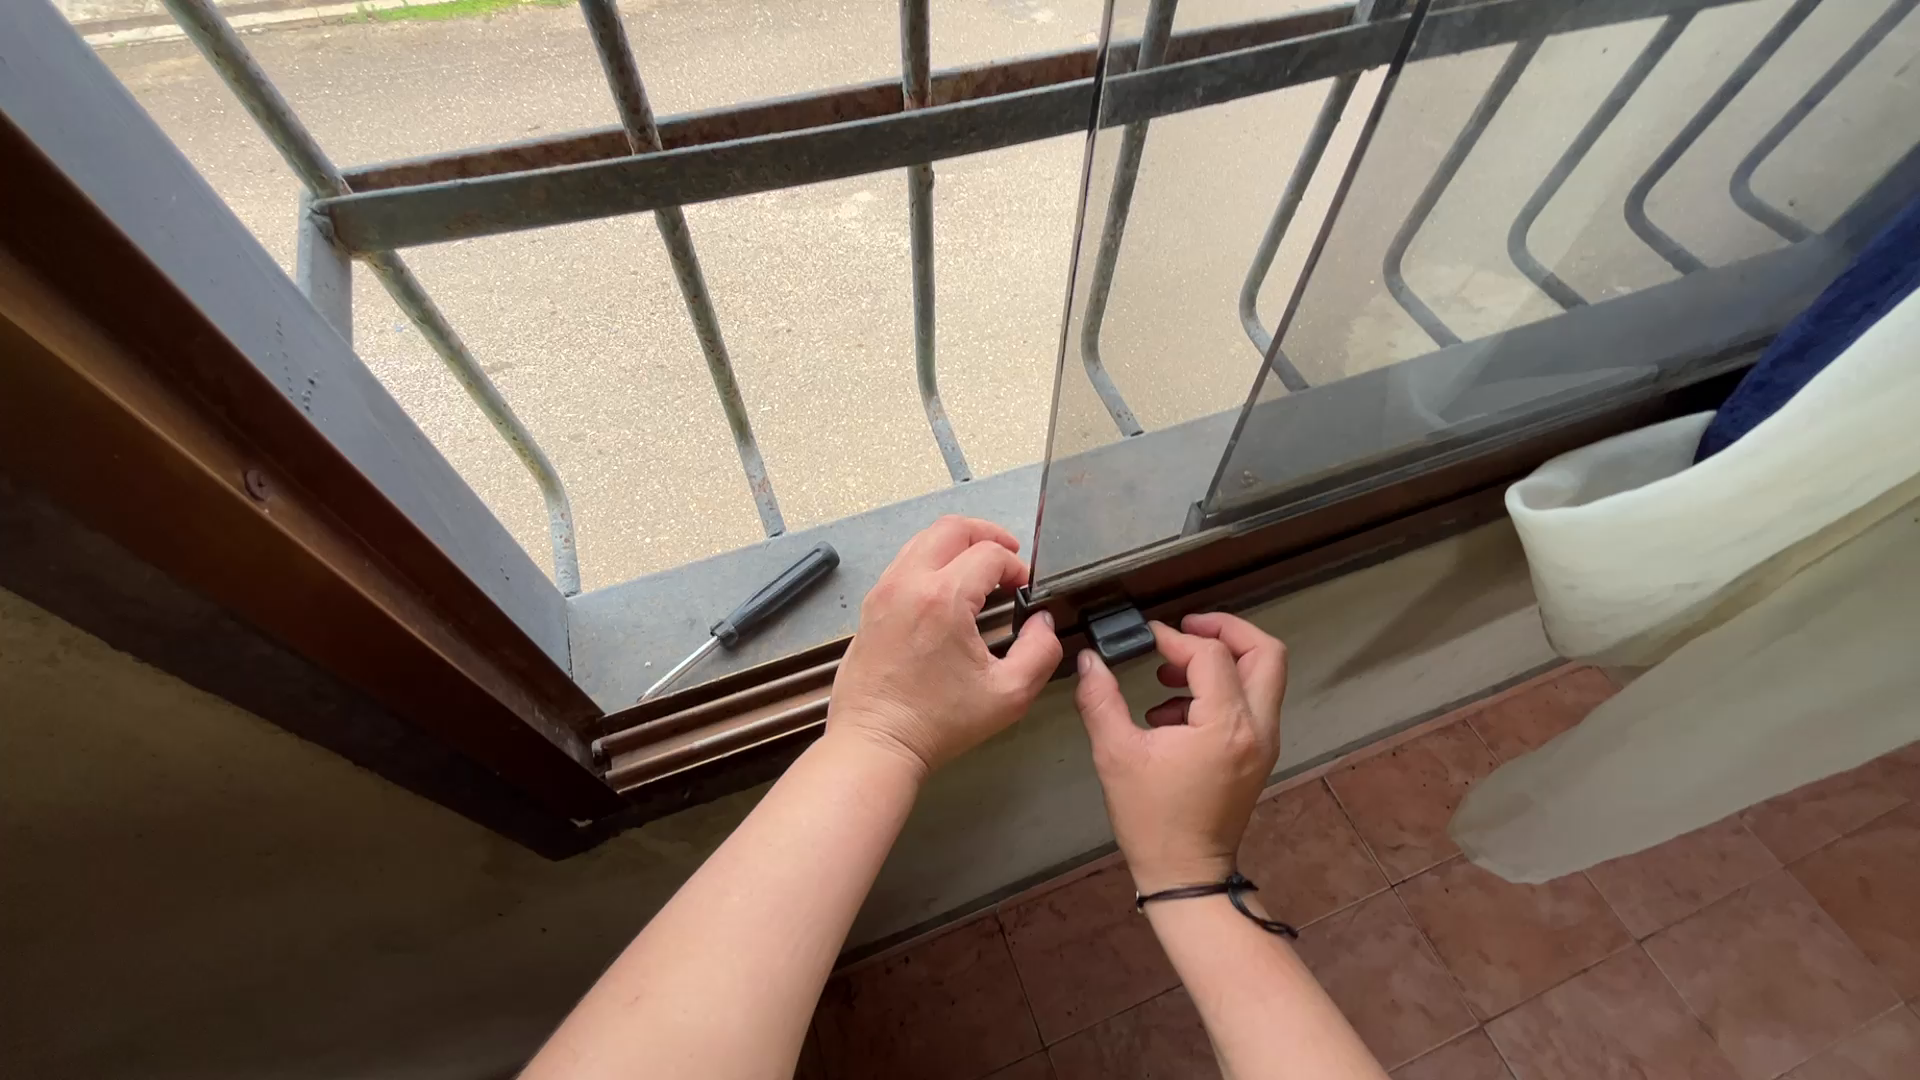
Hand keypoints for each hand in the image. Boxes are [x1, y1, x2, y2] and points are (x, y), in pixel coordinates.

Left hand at [827, 516, 1063, 778]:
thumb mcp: (1009, 694)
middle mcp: (908, 583)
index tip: (1025, 588)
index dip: (1016, 565)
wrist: (875, 744)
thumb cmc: (937, 724)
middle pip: (951, 527)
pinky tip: (949, 589)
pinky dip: (932, 561)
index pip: (989, 553)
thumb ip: (1040, 651)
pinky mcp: (871, 606)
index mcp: (943, 598)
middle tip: (1008, 556)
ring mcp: (884, 591)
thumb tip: (1042, 623)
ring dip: (957, 545)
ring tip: (980, 569)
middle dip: (987, 534)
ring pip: (923, 539)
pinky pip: (905, 562)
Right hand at [1074, 613, 1286, 893]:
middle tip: (1185, 626)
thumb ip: (1100, 698)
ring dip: (1220, 659)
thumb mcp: (1116, 753)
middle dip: (1227, 629)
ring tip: (1169, 671)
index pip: (1211, 655)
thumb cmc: (1150, 817)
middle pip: (1265, 653)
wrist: (1186, 874)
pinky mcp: (1256, 753)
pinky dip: (1218, 688)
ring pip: (1263, 676)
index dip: (1175, 638)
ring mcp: (1263, 742)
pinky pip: (1249, 701)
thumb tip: (1089, 659)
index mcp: (1225, 725)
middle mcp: (1257, 728)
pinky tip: (1171, 709)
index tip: (1144, 639)